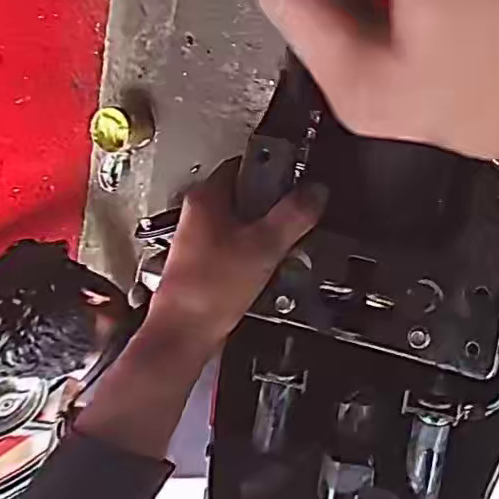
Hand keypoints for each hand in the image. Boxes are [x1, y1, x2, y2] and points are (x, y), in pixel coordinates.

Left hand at [143, 157, 325, 347]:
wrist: (184, 335)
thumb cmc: (208, 290)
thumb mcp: (265, 245)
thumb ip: (294, 214)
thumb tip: (315, 192)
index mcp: (207, 198)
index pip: (246, 162)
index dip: (275, 167)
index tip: (297, 177)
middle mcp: (199, 214)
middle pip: (249, 194)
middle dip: (275, 205)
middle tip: (295, 216)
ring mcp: (201, 240)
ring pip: (246, 222)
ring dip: (268, 231)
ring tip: (284, 245)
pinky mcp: (206, 263)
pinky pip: (241, 246)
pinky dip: (258, 252)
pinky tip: (268, 267)